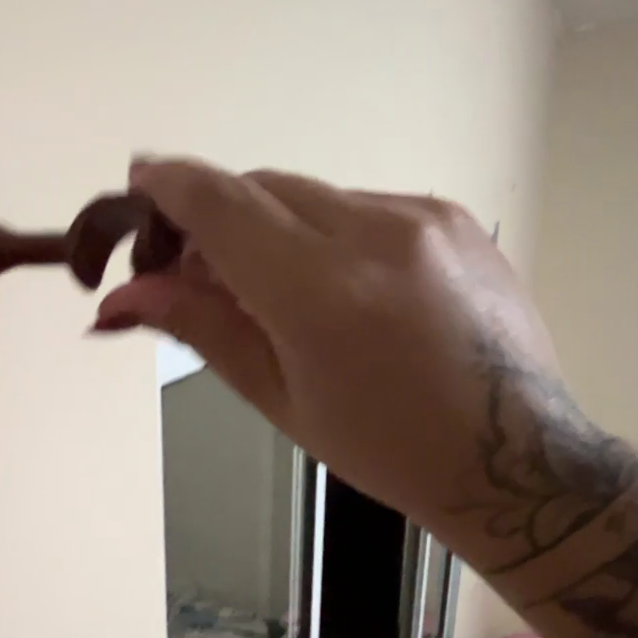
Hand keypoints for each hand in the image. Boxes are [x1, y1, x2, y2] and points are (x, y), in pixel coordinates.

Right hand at [96, 158, 562, 532]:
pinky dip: (319, 233)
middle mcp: (377, 233)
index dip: (171, 187)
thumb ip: (201, 328)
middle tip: (192, 272)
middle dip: (214, 218)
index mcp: (323, 293)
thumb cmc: (381, 446)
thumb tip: (124, 297)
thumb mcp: (277, 396)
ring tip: (267, 292)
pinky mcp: (452, 216)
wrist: (513, 455)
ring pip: (309, 195)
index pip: (225, 207)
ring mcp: (424, 217)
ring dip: (266, 228)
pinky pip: (357, 206)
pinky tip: (331, 289)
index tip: (138, 181)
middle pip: (262, 188)